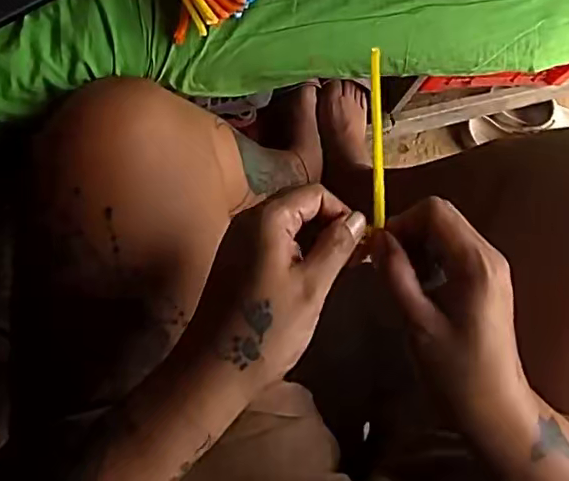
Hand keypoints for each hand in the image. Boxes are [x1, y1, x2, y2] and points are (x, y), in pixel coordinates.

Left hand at [178, 184, 365, 393]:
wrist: (210, 374)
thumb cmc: (266, 331)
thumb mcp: (312, 288)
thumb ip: (337, 246)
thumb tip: (358, 218)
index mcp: (268, 218)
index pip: (316, 193)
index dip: (342, 212)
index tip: (359, 243)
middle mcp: (249, 218)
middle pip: (300, 202)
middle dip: (329, 223)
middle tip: (351, 256)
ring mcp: (238, 237)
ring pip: (287, 220)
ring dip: (313, 236)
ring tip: (334, 267)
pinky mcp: (234, 256)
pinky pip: (272, 236)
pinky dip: (295, 247)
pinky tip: (307, 275)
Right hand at [371, 197, 531, 431]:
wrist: (499, 414)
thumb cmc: (458, 375)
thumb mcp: (418, 325)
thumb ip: (396, 275)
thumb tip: (377, 238)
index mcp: (475, 262)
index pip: (435, 211)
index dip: (402, 221)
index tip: (381, 249)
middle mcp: (489, 254)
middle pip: (442, 216)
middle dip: (410, 232)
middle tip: (388, 265)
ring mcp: (493, 265)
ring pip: (447, 230)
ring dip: (420, 245)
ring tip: (403, 279)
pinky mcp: (490, 276)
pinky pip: (455, 248)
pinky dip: (433, 256)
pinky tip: (422, 287)